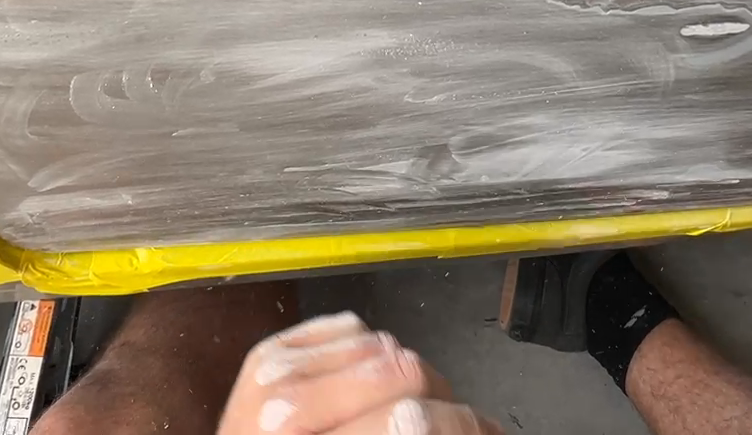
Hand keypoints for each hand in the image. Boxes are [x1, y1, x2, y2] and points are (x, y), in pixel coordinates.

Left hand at [218, 312, 500, 434]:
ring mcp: (273, 370)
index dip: (456, 422)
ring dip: (397, 370)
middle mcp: (281, 406)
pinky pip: (348, 326)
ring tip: (397, 399)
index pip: (406, 416)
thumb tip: (460, 422)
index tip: (480, 428)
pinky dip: (364, 350)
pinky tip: (360, 378)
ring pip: (379, 342)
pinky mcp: (271, 349)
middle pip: (399, 368)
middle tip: (442, 414)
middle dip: (433, 391)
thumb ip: (397, 430)